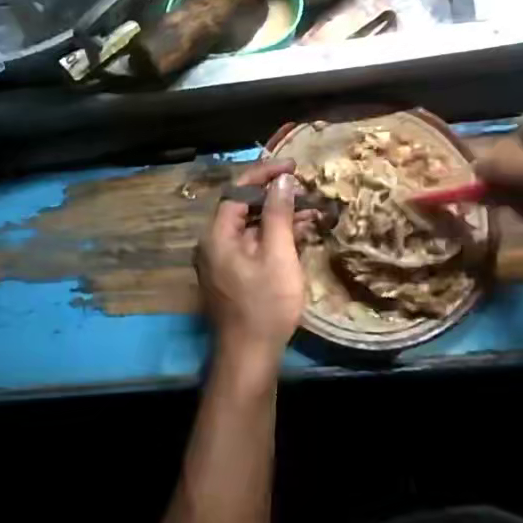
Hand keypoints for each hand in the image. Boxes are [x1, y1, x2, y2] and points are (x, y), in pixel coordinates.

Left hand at [196, 159, 304, 373]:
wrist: (249, 355)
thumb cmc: (265, 305)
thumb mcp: (277, 255)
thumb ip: (278, 214)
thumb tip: (281, 180)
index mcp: (216, 236)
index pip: (237, 191)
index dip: (264, 175)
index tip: (292, 167)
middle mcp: (212, 244)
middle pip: (242, 208)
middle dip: (274, 197)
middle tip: (304, 189)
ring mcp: (221, 262)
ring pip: (249, 228)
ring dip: (277, 218)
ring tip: (311, 211)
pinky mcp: (232, 276)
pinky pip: (251, 246)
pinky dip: (272, 238)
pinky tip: (299, 235)